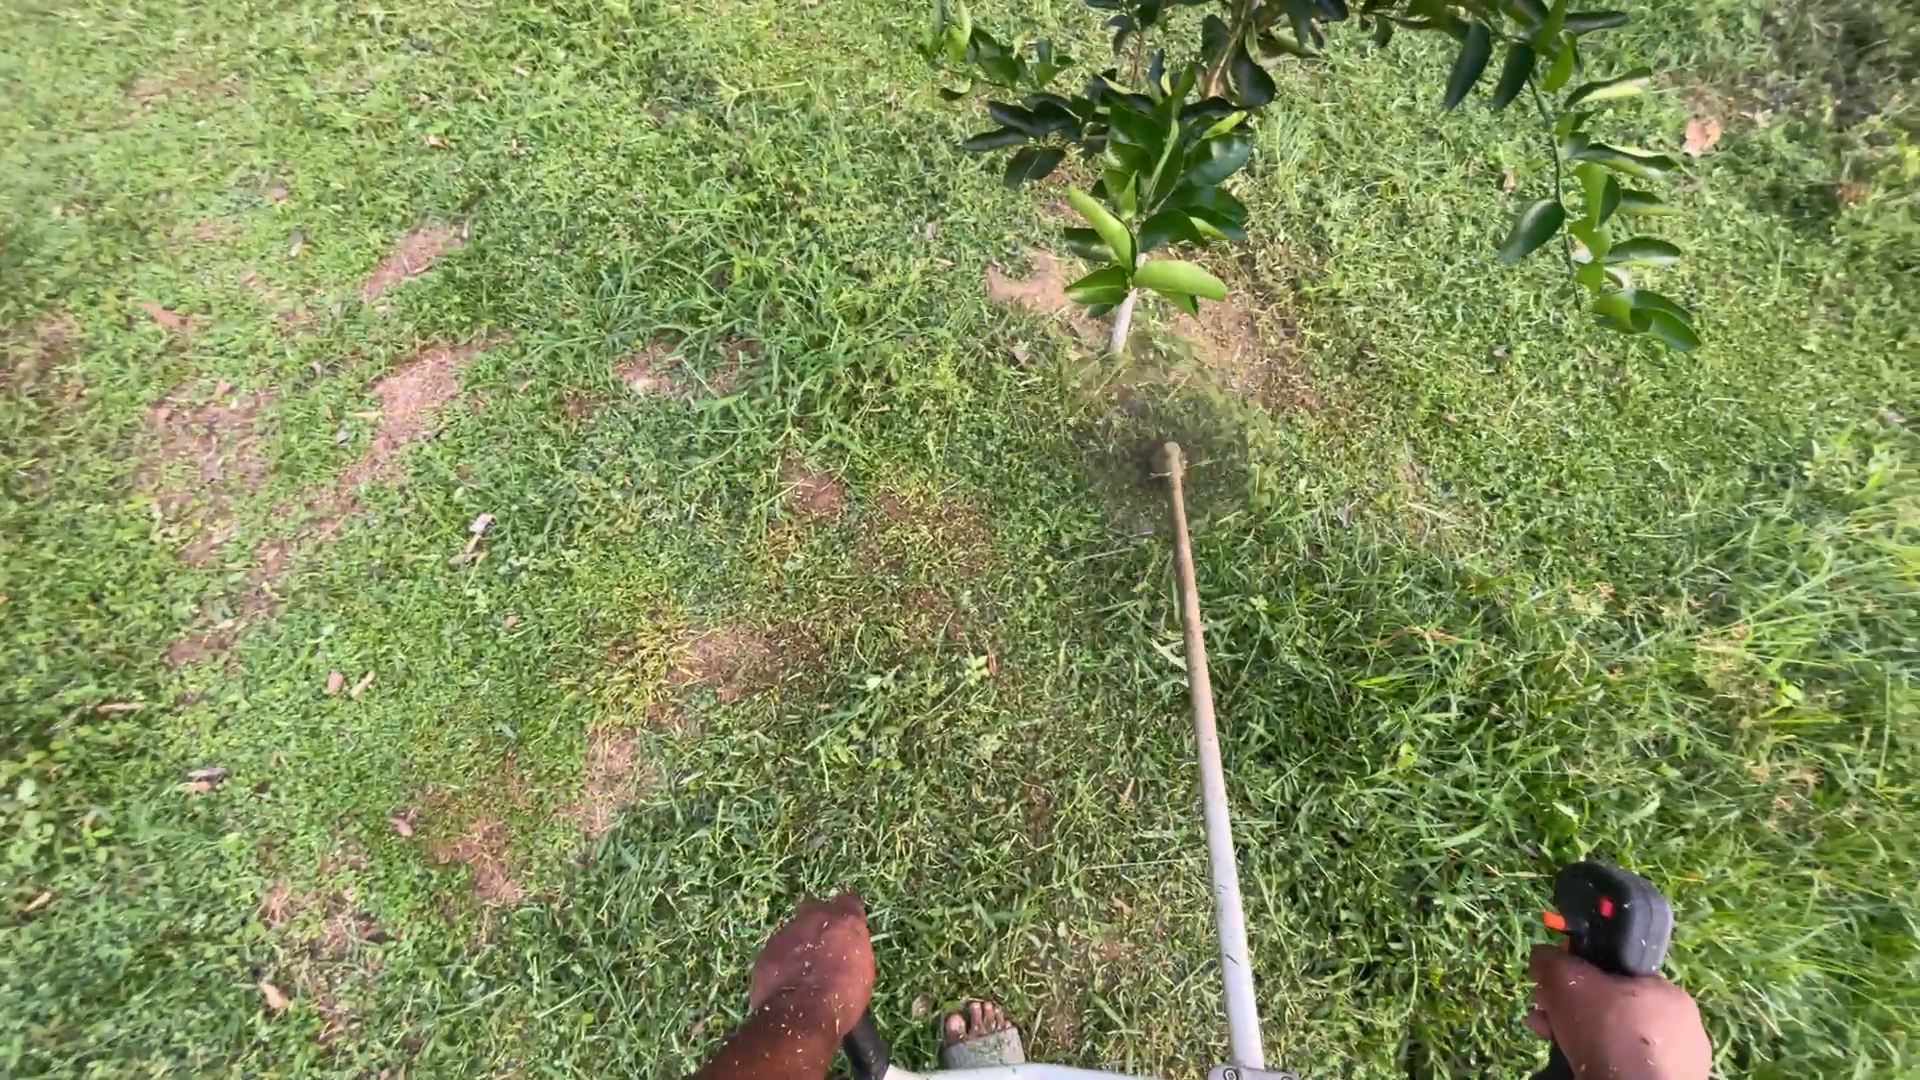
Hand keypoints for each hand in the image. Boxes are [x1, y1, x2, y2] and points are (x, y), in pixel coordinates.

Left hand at [748, 893, 874, 1039]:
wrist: (802, 1017)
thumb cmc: (842, 996)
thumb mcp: (862, 970)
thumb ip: (852, 948)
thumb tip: (844, 948)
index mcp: (845, 917)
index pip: (849, 900)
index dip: (847, 914)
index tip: (846, 928)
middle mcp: (816, 915)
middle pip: (816, 907)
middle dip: (818, 920)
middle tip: (822, 944)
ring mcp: (788, 930)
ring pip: (793, 929)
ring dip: (798, 942)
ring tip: (801, 969)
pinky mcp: (767, 950)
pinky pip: (776, 950)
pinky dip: (781, 961)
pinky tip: (785, 981)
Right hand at [1527, 944, 1710, 1079]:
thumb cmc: (1603, 1025)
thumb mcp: (1562, 974)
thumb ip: (1549, 957)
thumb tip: (1544, 959)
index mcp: (1668, 993)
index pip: (1614, 972)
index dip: (1576, 974)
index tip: (1552, 984)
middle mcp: (1682, 1026)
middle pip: (1608, 1003)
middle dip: (1568, 1004)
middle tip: (1544, 1008)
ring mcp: (1680, 1061)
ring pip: (1612, 1033)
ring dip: (1574, 1027)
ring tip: (1546, 1031)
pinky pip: (1623, 1059)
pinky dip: (1594, 1053)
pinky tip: (1567, 1052)